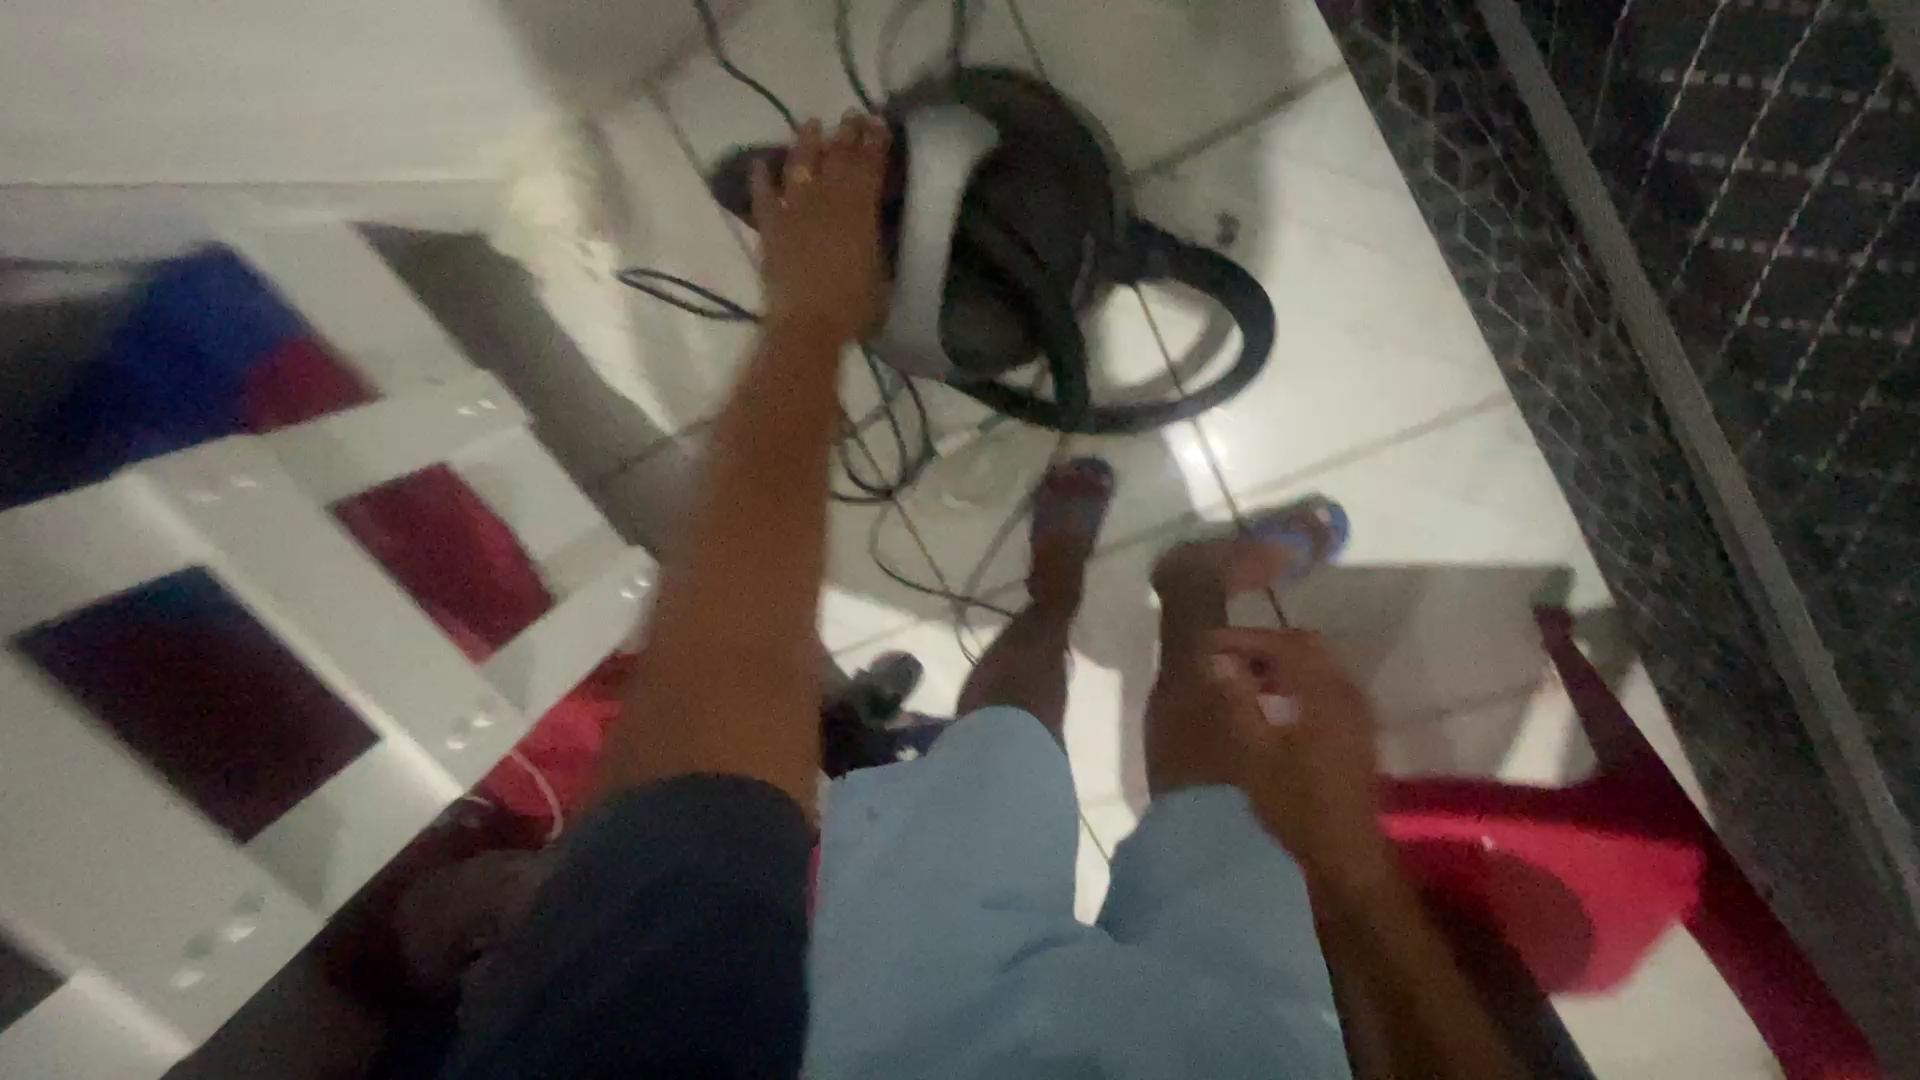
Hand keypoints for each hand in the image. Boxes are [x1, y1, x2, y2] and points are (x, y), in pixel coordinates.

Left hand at [751, 112, 890, 343]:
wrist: (807, 326)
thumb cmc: (854, 309)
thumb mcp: (881, 277)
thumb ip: (877, 248)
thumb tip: (875, 235)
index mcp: (860, 211)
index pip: (870, 167)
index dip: (876, 143)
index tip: (881, 124)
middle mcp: (827, 201)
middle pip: (838, 158)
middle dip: (848, 133)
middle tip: (854, 115)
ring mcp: (795, 211)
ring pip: (801, 165)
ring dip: (808, 142)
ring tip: (814, 124)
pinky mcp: (771, 228)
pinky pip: (763, 197)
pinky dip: (761, 179)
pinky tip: (760, 164)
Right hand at [1205, 628, 1394, 890]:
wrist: (1345, 859)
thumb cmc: (1295, 806)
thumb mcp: (1253, 752)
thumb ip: (1236, 699)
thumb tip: (1216, 659)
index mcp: (1324, 694)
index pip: (1284, 642)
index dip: (1243, 638)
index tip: (1206, 645)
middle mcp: (1346, 694)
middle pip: (1304, 647)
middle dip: (1261, 645)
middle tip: (1222, 656)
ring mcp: (1355, 713)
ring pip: (1315, 666)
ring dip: (1277, 663)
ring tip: (1237, 676)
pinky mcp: (1355, 731)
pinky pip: (1322, 686)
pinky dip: (1292, 681)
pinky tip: (1266, 702)